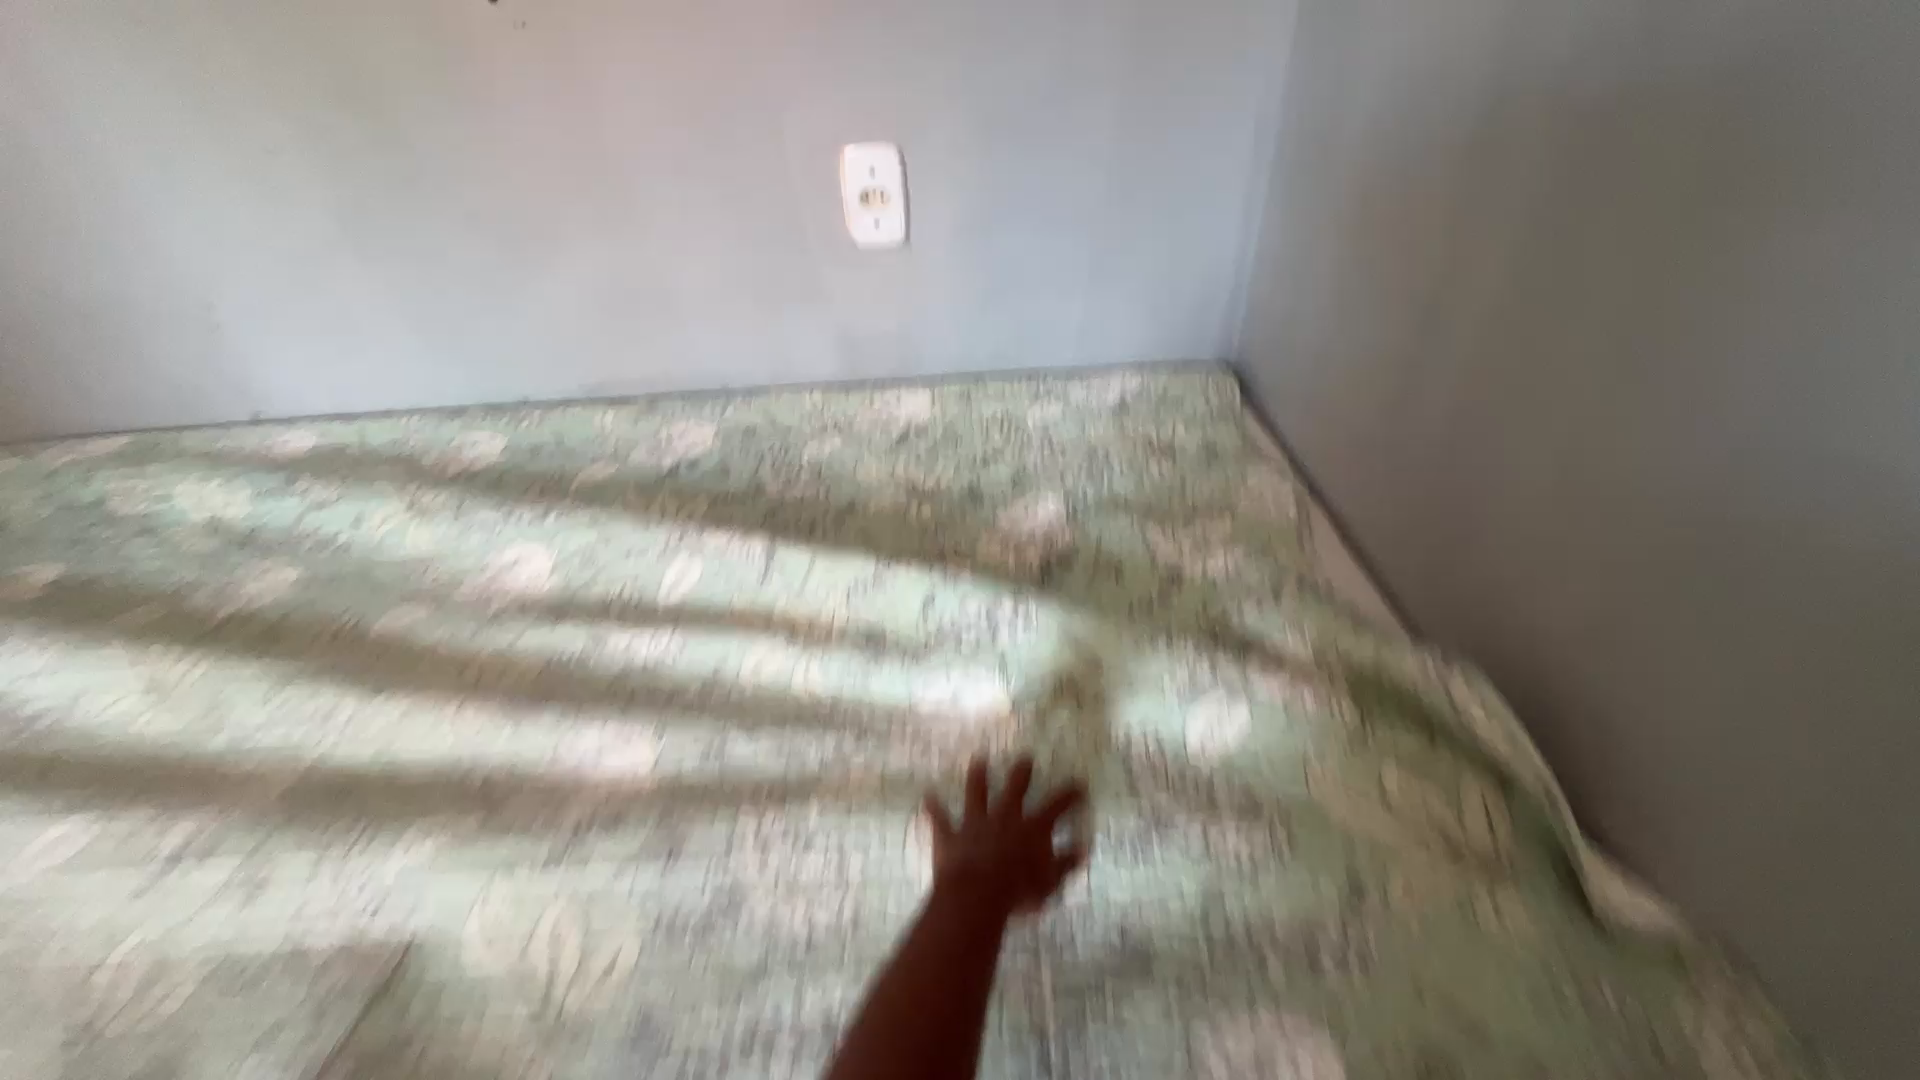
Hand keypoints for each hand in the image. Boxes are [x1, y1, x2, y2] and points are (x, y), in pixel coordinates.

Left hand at [921, 754, 1089, 916]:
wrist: (976, 894)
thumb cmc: (1018, 891)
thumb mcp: (1050, 882)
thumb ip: (1065, 863)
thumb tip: (1084, 848)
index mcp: (1031, 828)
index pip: (1056, 806)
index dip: (1069, 795)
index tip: (1079, 783)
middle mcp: (1004, 817)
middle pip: (1014, 789)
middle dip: (1021, 773)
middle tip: (1025, 757)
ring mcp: (975, 823)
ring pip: (977, 794)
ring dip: (978, 778)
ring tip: (978, 761)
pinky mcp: (951, 836)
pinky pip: (940, 819)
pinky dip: (933, 808)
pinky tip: (927, 796)